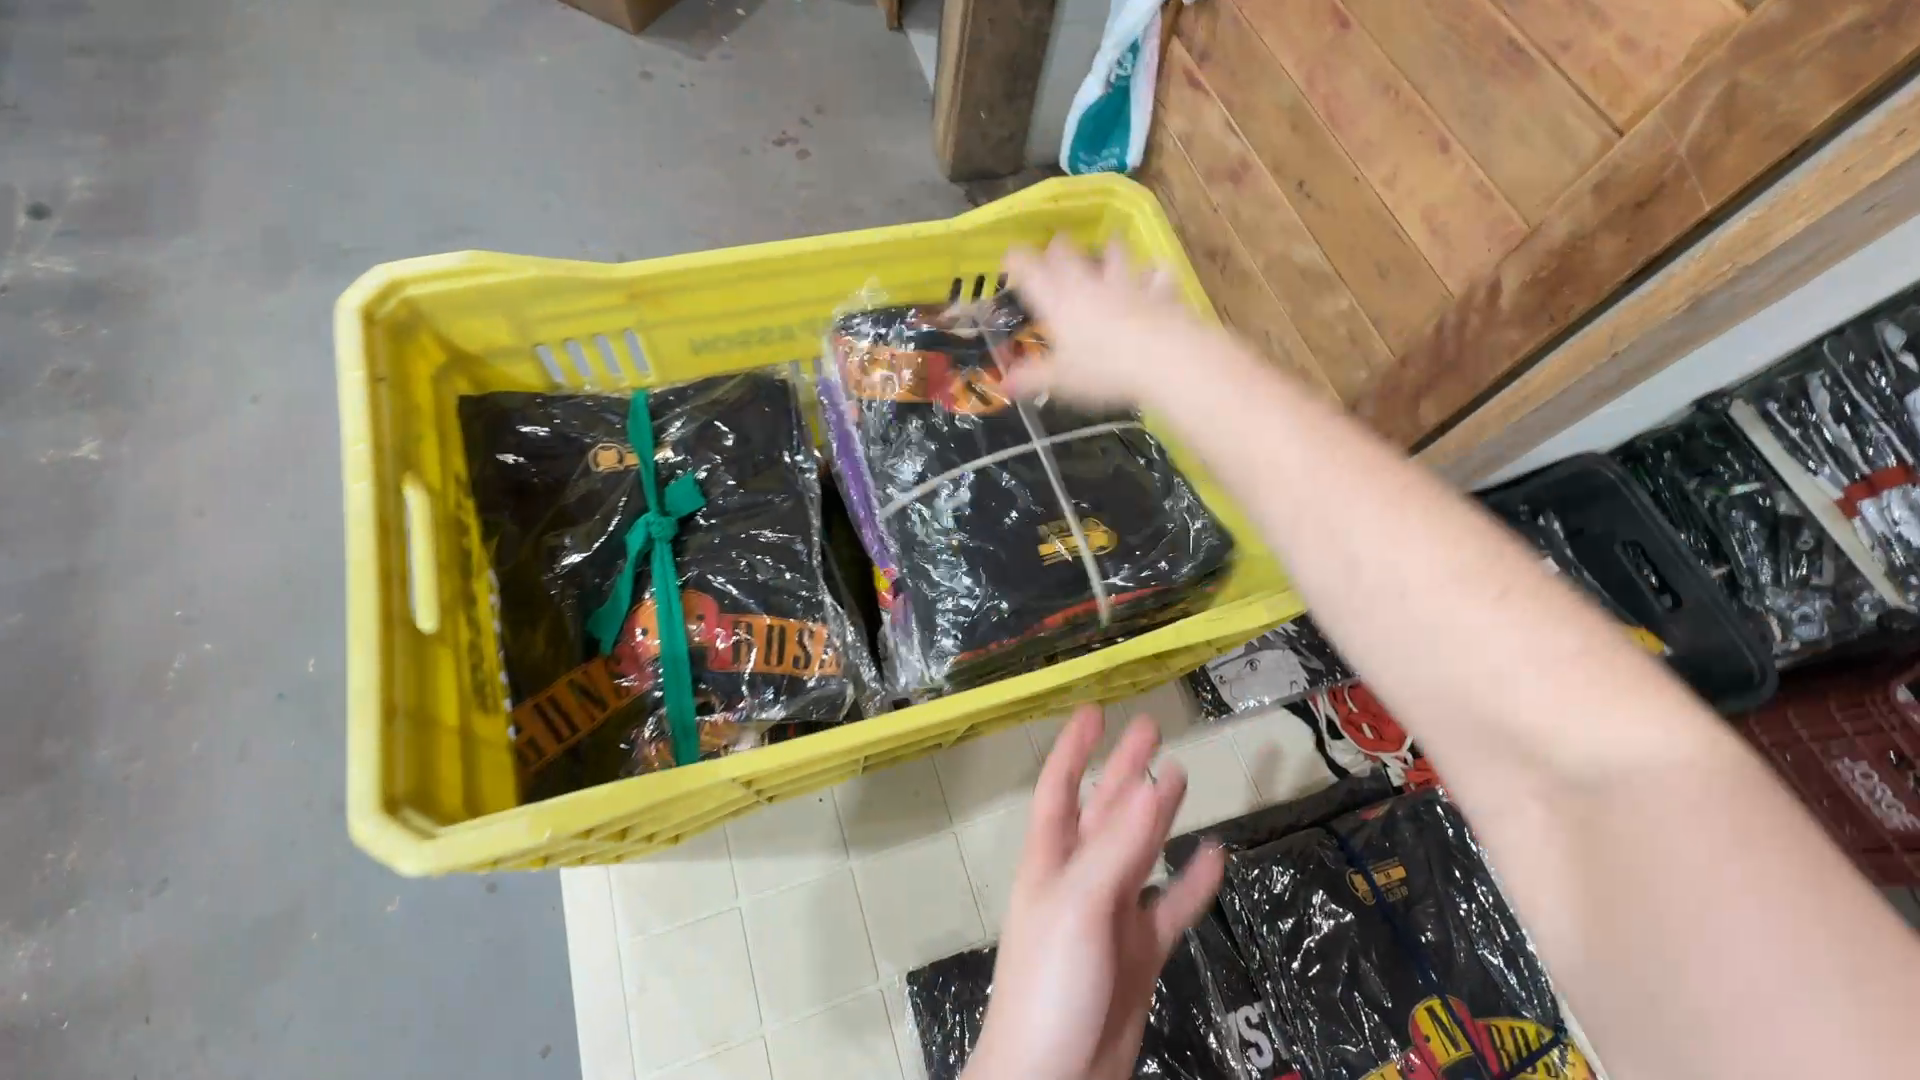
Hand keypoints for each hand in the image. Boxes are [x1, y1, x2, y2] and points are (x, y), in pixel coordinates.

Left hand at [962, 705, 1226, 1079]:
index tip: (1093, 710)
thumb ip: (1117, 846)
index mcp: (1051, 861)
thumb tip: (1150, 780)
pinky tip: (1214, 856)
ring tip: (1182, 776)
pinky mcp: (1140, 952)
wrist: (1054, 1078)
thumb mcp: (1078, 906)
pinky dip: (1192, 882)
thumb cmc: (1050, 982)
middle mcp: (1080, 879)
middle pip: (1105, 811)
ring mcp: (1111, 916)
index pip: (1060, 788)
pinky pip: (1171, 906)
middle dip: (1124, 768)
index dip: (1074, 748)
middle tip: (1153, 729)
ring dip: (1158, 815)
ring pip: (1140, 852)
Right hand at [1002, 239, 1237, 407]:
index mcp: (1058, 303)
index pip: (1030, 273)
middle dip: (1059, 249)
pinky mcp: (1159, 291)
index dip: (1017, 261)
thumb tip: (1003, 386)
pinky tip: (1159, 272)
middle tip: (1056, 246)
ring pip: (1115, 257)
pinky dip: (1156, 275)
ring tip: (1110, 245)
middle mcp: (1089, 285)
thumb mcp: (1060, 380)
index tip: (1010, 257)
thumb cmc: (1102, 369)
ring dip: (1111, 251)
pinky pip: (1157, 277)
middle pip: (1069, 256)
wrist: (1162, 357)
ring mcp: (1125, 284)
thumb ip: (1032, 378)